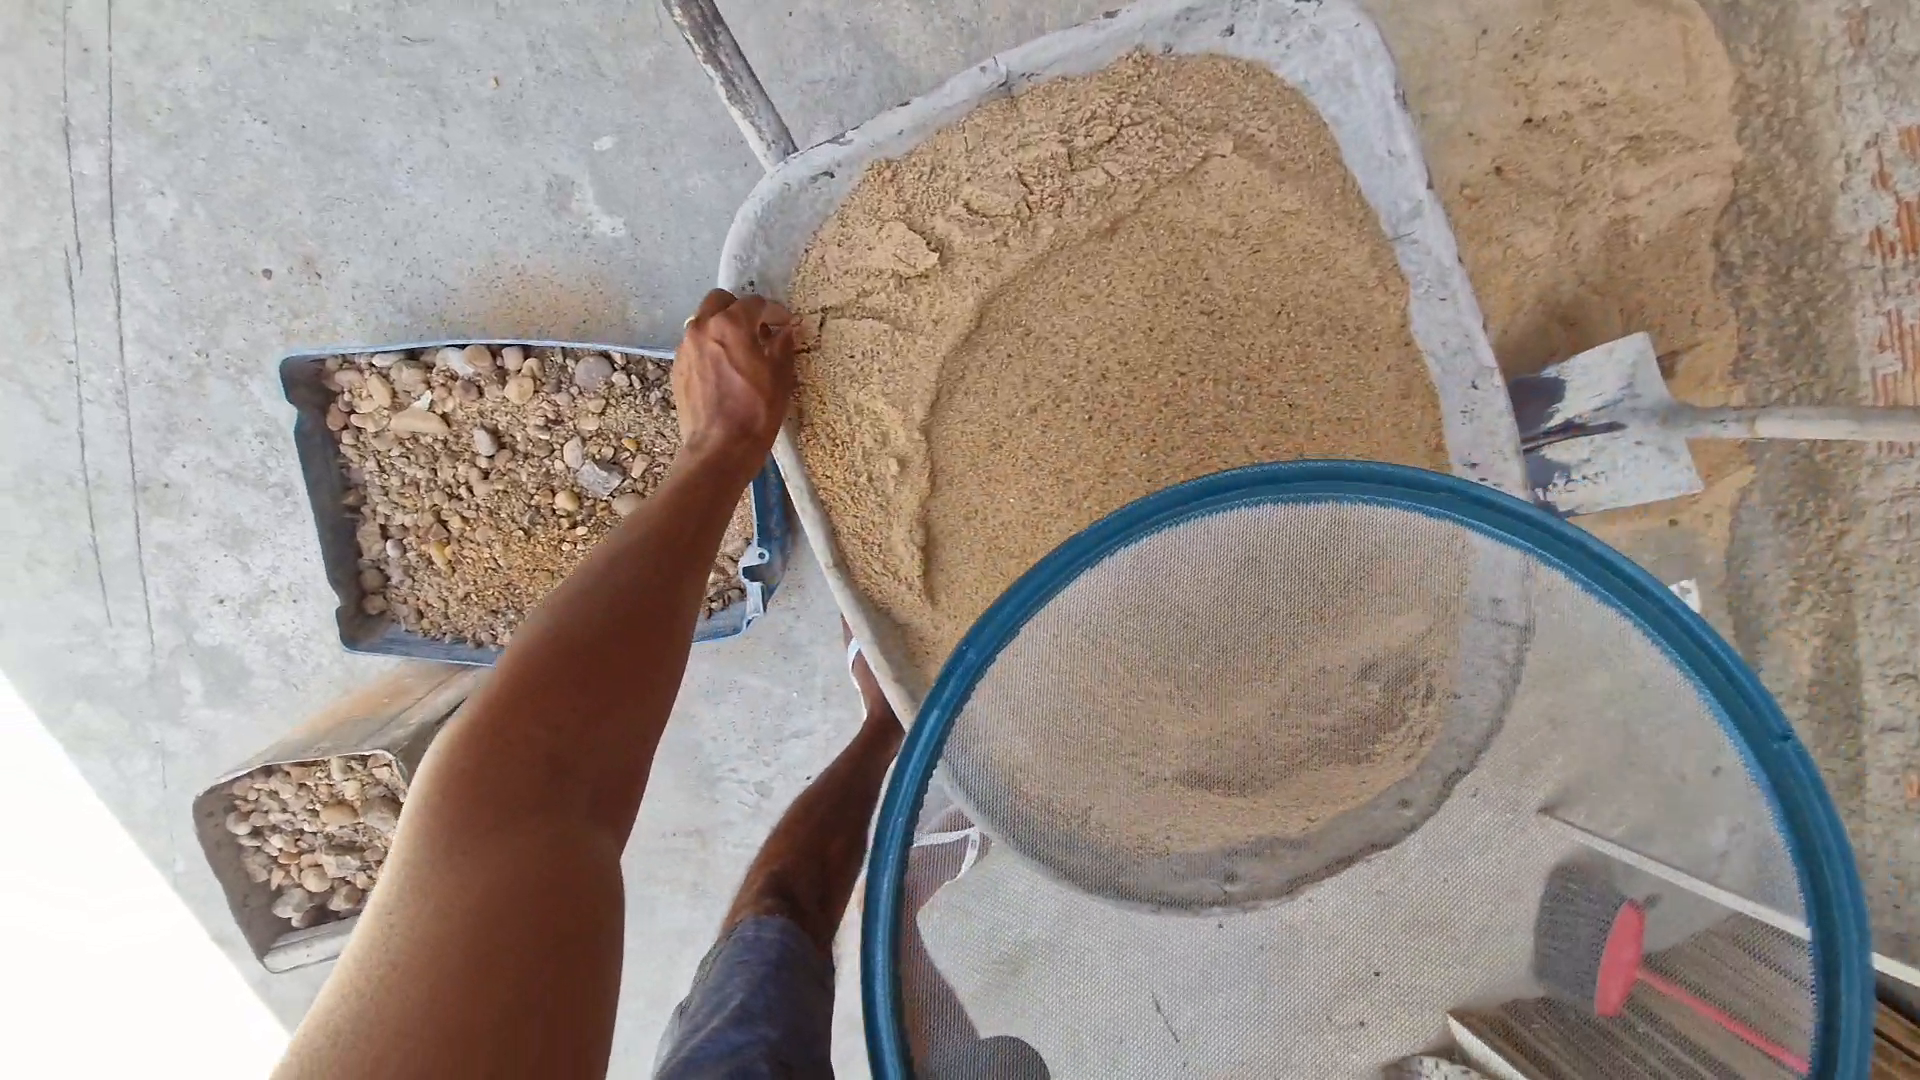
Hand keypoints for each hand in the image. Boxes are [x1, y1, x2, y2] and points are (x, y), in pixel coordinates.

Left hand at [672, 289, 795, 479]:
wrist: (719, 448)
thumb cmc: (756, 412)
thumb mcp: (780, 378)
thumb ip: (783, 346)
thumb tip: (786, 330)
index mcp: (730, 325)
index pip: (754, 303)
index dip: (774, 311)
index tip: (785, 323)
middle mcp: (702, 328)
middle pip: (720, 301)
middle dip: (741, 309)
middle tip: (759, 330)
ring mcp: (685, 348)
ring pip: (704, 322)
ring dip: (723, 327)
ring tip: (741, 351)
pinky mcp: (678, 368)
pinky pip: (695, 346)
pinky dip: (711, 348)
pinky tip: (725, 370)